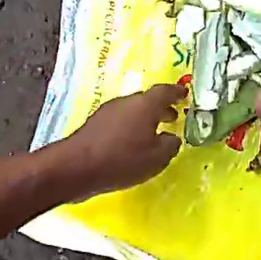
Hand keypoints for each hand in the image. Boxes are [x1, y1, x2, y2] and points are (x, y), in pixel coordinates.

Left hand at [55, 84, 185, 200]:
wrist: (76, 167)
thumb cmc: (123, 159)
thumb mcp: (156, 158)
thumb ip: (170, 146)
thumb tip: (172, 138)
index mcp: (145, 105)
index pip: (165, 92)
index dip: (176, 93)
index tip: (184, 94)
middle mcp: (126, 102)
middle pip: (147, 100)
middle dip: (160, 108)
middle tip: (172, 118)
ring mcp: (108, 111)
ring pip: (132, 110)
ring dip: (144, 119)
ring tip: (152, 134)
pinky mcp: (94, 124)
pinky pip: (119, 121)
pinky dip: (129, 127)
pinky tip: (130, 144)